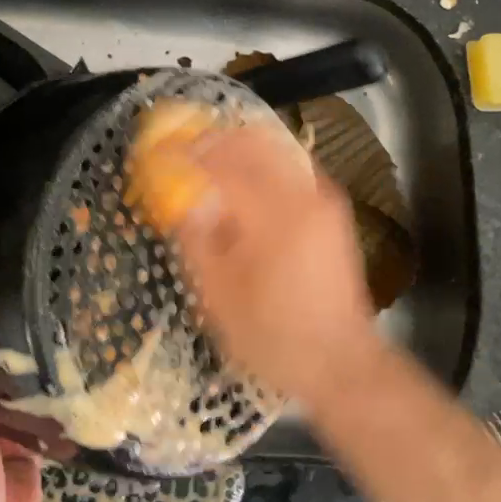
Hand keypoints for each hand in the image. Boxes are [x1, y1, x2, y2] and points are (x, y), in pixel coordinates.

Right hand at [173, 122, 380, 405]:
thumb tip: (181, 200)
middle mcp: (302, 196)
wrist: (341, 362)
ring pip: (274, 147)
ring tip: (209, 158)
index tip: (159, 152)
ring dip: (238, 145)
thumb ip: (198, 241)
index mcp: (272, 218)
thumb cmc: (274, 339)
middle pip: (251, 142)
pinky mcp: (332, 207)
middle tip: (183, 148)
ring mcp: (323, 198)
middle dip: (213, 139)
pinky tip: (245, 177)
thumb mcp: (219, 299)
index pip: (221, 166)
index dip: (186, 154)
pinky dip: (264, 160)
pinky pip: (291, 165)